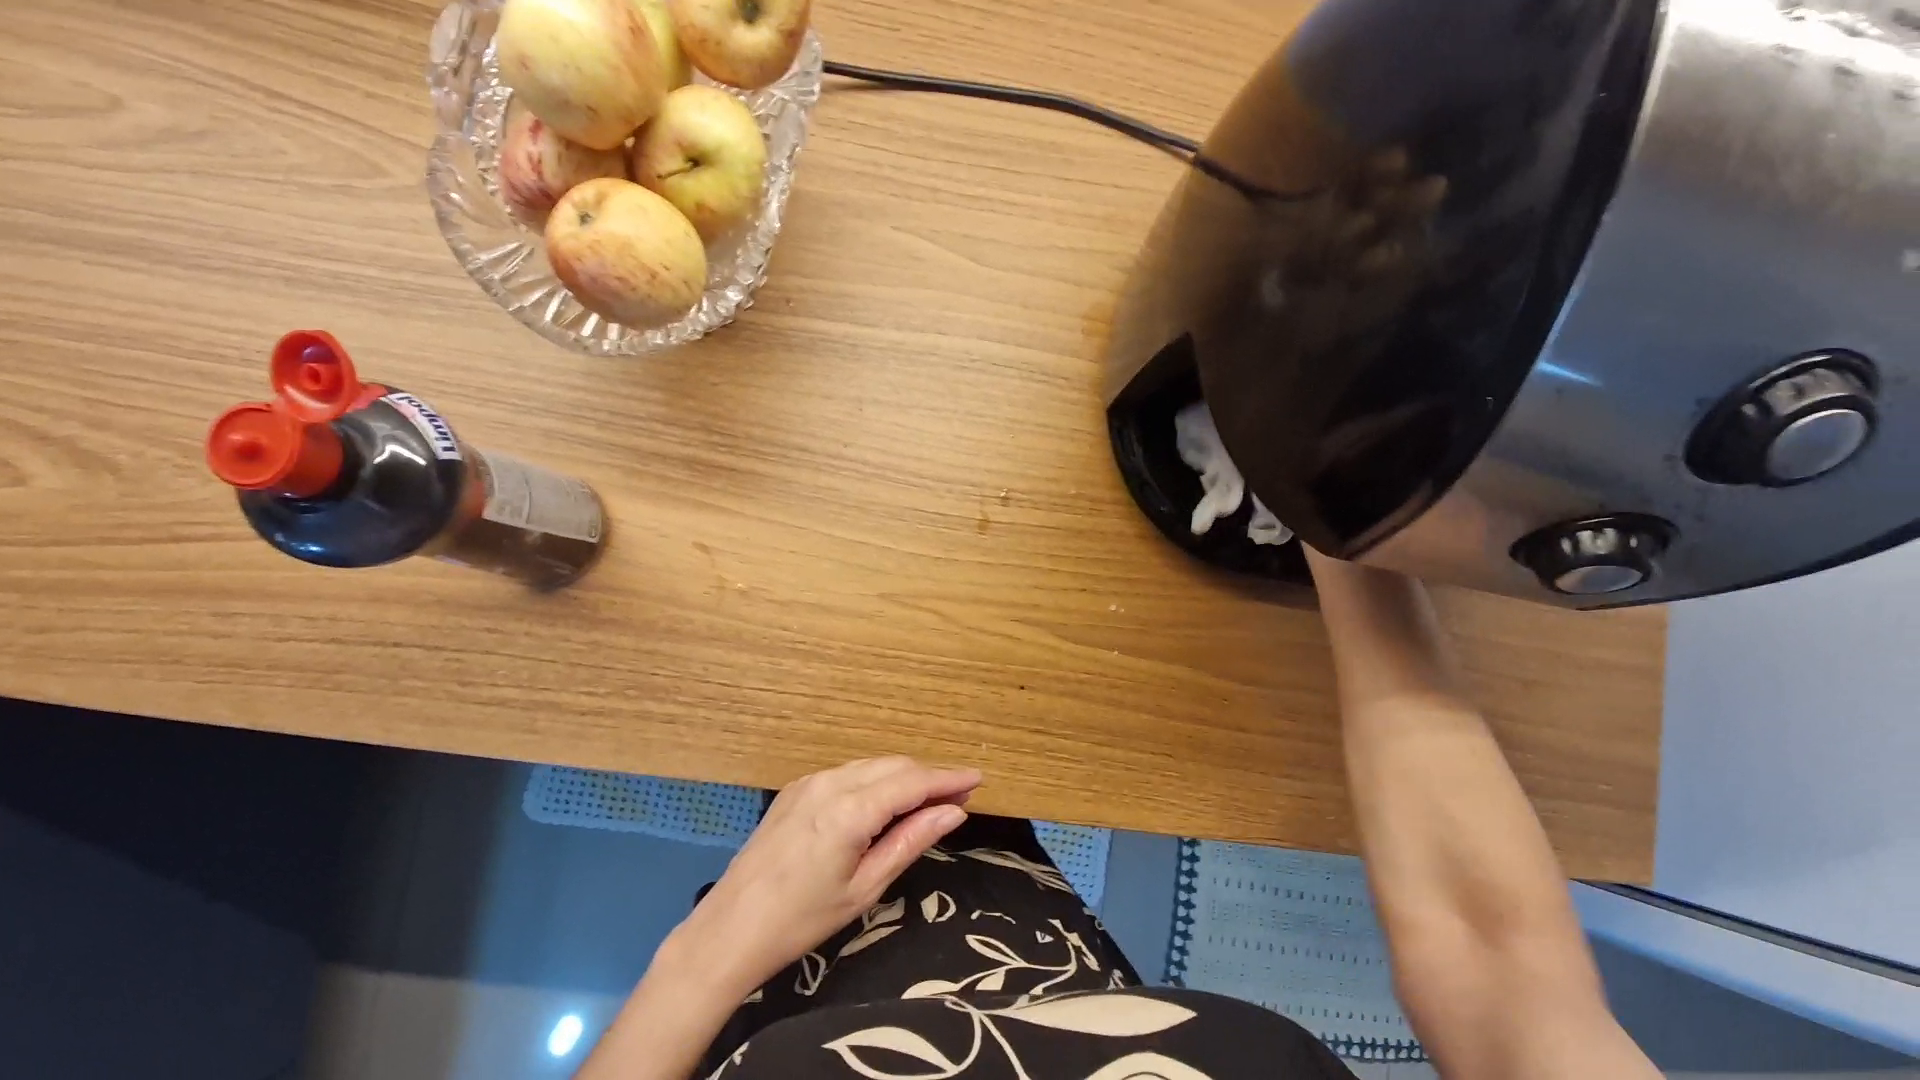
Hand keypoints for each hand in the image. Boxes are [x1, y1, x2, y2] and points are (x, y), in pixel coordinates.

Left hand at [669, 757, 981, 997]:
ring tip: (930, 800)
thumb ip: (910, 842)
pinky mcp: (794, 791)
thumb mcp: (865, 887)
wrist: (731, 928)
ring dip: (903, 777)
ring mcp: (808, 782)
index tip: (979, 779)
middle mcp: (830, 782)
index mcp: (850, 809)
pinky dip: (875, 781)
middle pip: (893, 766)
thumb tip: (953, 813)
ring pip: (870, 766)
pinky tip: (886, 802)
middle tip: (960, 796)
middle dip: (929, 776)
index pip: (913, 781)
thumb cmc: (803, 919)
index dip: (948, 779)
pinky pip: (847, 774)